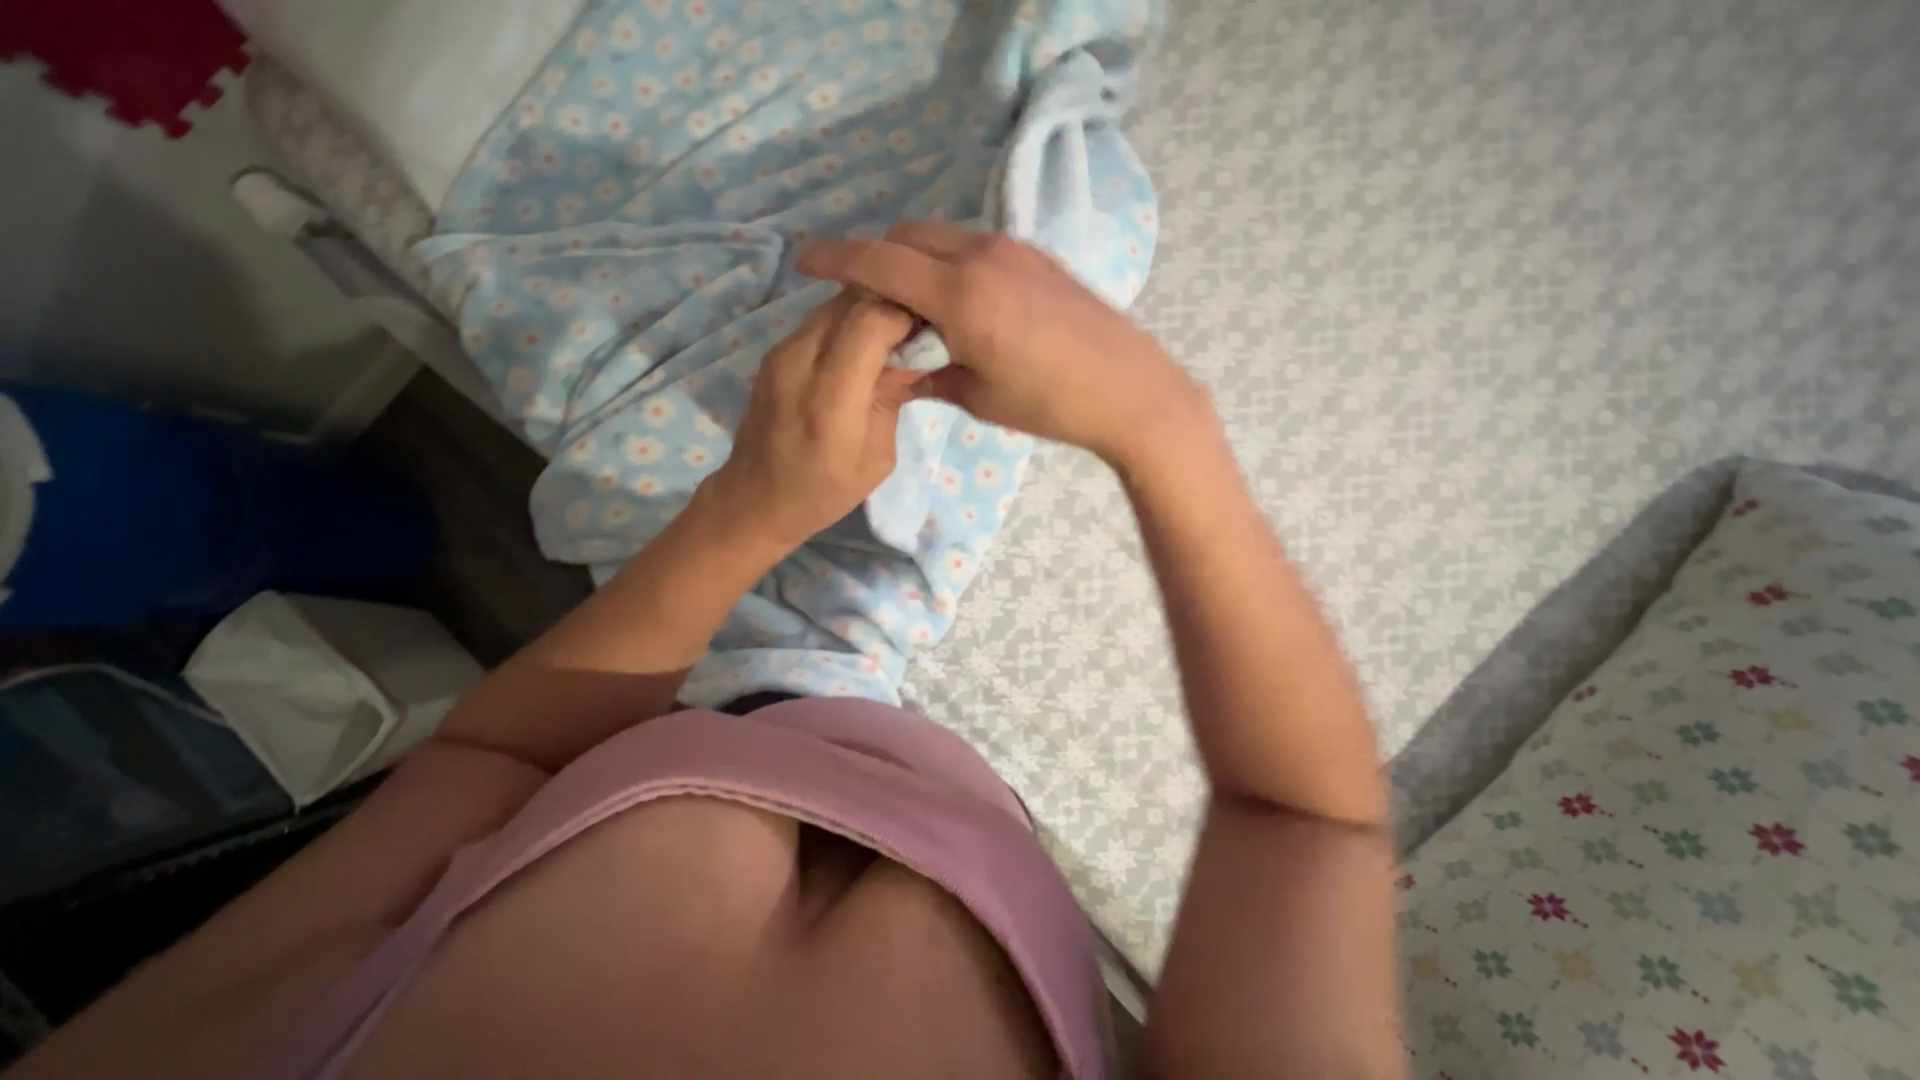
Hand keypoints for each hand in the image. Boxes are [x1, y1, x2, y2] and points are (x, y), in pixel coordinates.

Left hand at [700, 290, 924, 548]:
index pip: (872, 320)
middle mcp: (799, 364)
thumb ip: (894, 397)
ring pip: (835, 303)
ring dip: (869, 311)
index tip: (928, 332)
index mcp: (830, 400)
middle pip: (853, 301)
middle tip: (916, 328)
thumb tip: (917, 353)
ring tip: (893, 337)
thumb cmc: (825, 491)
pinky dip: (848, 324)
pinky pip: (820, 320)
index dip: (906, 315)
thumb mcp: (878, 456)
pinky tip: (863, 348)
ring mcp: (780, 353)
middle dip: (890, 305)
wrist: (755, 499)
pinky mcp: (774, 352)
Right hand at [796, 222, 1210, 467]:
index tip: (802, 260)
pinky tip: (953, 300)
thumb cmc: (1051, 405)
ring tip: (906, 301)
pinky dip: (946, 260)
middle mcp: (983, 256)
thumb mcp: (979, 397)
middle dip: (873, 256)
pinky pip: (973, 244)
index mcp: (961, 295)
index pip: (877, 262)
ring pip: (941, 236)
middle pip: (906, 236)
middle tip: (858, 295)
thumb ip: (930, 374)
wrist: (1131, 391)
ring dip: (912, 257)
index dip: (832, 257)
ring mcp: (1014, 250)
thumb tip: (901, 370)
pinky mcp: (1036, 256)